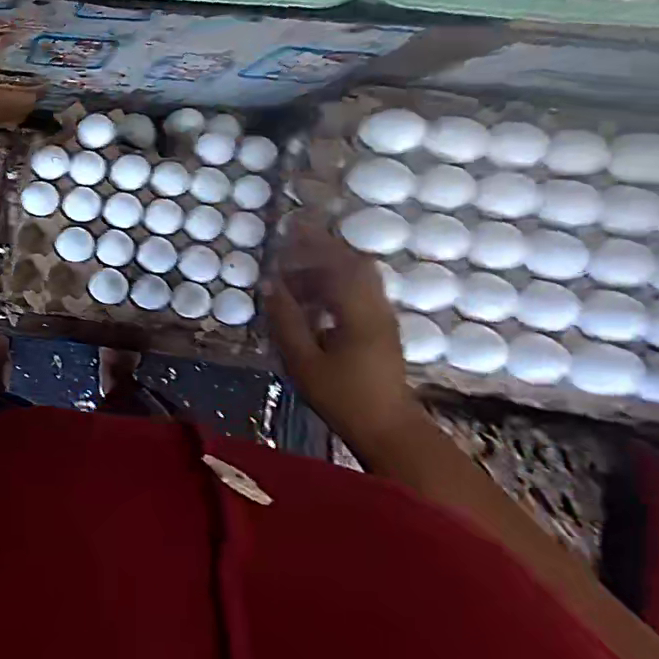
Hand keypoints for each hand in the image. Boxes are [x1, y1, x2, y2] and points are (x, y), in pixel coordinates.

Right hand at [263, 211, 418, 439]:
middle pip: (353, 263)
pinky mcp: (382, 330)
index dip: (313, 243)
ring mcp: (382, 318)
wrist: (388, 428)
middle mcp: (376, 307)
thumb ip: (286, 320)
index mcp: (359, 311)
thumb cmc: (343, 397)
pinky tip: (311, 301)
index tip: (289, 229)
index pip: (337, 263)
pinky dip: (333, 286)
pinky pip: (358, 293)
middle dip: (322, 249)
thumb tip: (271, 286)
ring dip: (325, 269)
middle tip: (290, 246)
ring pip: (356, 278)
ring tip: (292, 277)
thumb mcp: (304, 361)